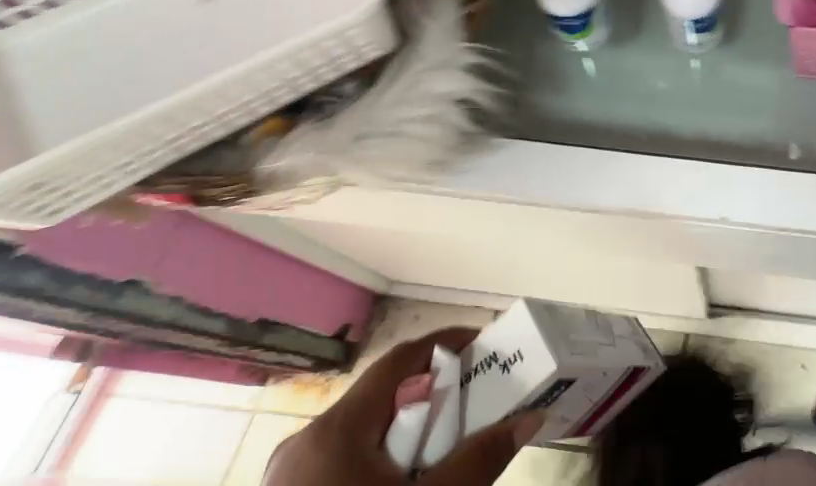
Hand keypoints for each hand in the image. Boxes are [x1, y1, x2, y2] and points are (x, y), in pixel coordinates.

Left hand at [263, 328, 541, 485]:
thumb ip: (480, 459)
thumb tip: (529, 418)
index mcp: (334, 431)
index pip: (397, 362)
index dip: (443, 344)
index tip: (483, 343)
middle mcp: (303, 443)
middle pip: (378, 398)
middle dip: (428, 396)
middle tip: (470, 407)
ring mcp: (286, 476)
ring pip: (359, 433)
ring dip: (403, 433)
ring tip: (440, 455)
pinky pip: (339, 463)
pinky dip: (376, 462)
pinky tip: (401, 484)